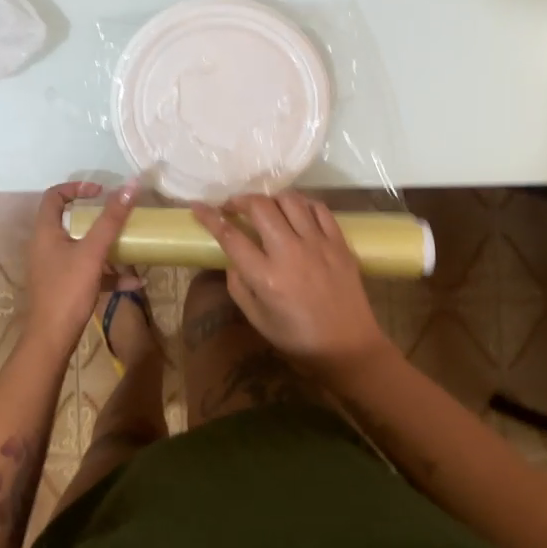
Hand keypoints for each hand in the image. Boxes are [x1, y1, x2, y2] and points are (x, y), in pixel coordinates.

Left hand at [24, 180, 137, 350]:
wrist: (51, 340)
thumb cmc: (67, 290)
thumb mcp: (92, 253)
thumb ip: (111, 220)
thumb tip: (130, 185)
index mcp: (46, 231)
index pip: (54, 196)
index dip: (76, 187)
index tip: (101, 191)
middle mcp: (46, 245)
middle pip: (71, 221)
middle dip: (98, 220)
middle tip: (120, 218)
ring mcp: (54, 267)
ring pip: (82, 248)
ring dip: (106, 248)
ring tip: (132, 249)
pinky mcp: (63, 287)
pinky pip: (86, 271)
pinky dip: (107, 274)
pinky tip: (133, 284)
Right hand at [190, 193, 388, 370]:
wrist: (349, 348)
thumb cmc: (298, 339)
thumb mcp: (257, 319)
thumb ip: (238, 285)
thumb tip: (233, 258)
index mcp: (266, 277)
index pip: (230, 235)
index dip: (209, 217)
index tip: (197, 207)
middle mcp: (290, 253)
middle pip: (259, 207)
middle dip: (239, 200)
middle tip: (233, 207)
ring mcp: (318, 245)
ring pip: (290, 201)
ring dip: (270, 199)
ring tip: (264, 208)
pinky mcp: (339, 244)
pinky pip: (319, 209)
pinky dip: (302, 204)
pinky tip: (295, 212)